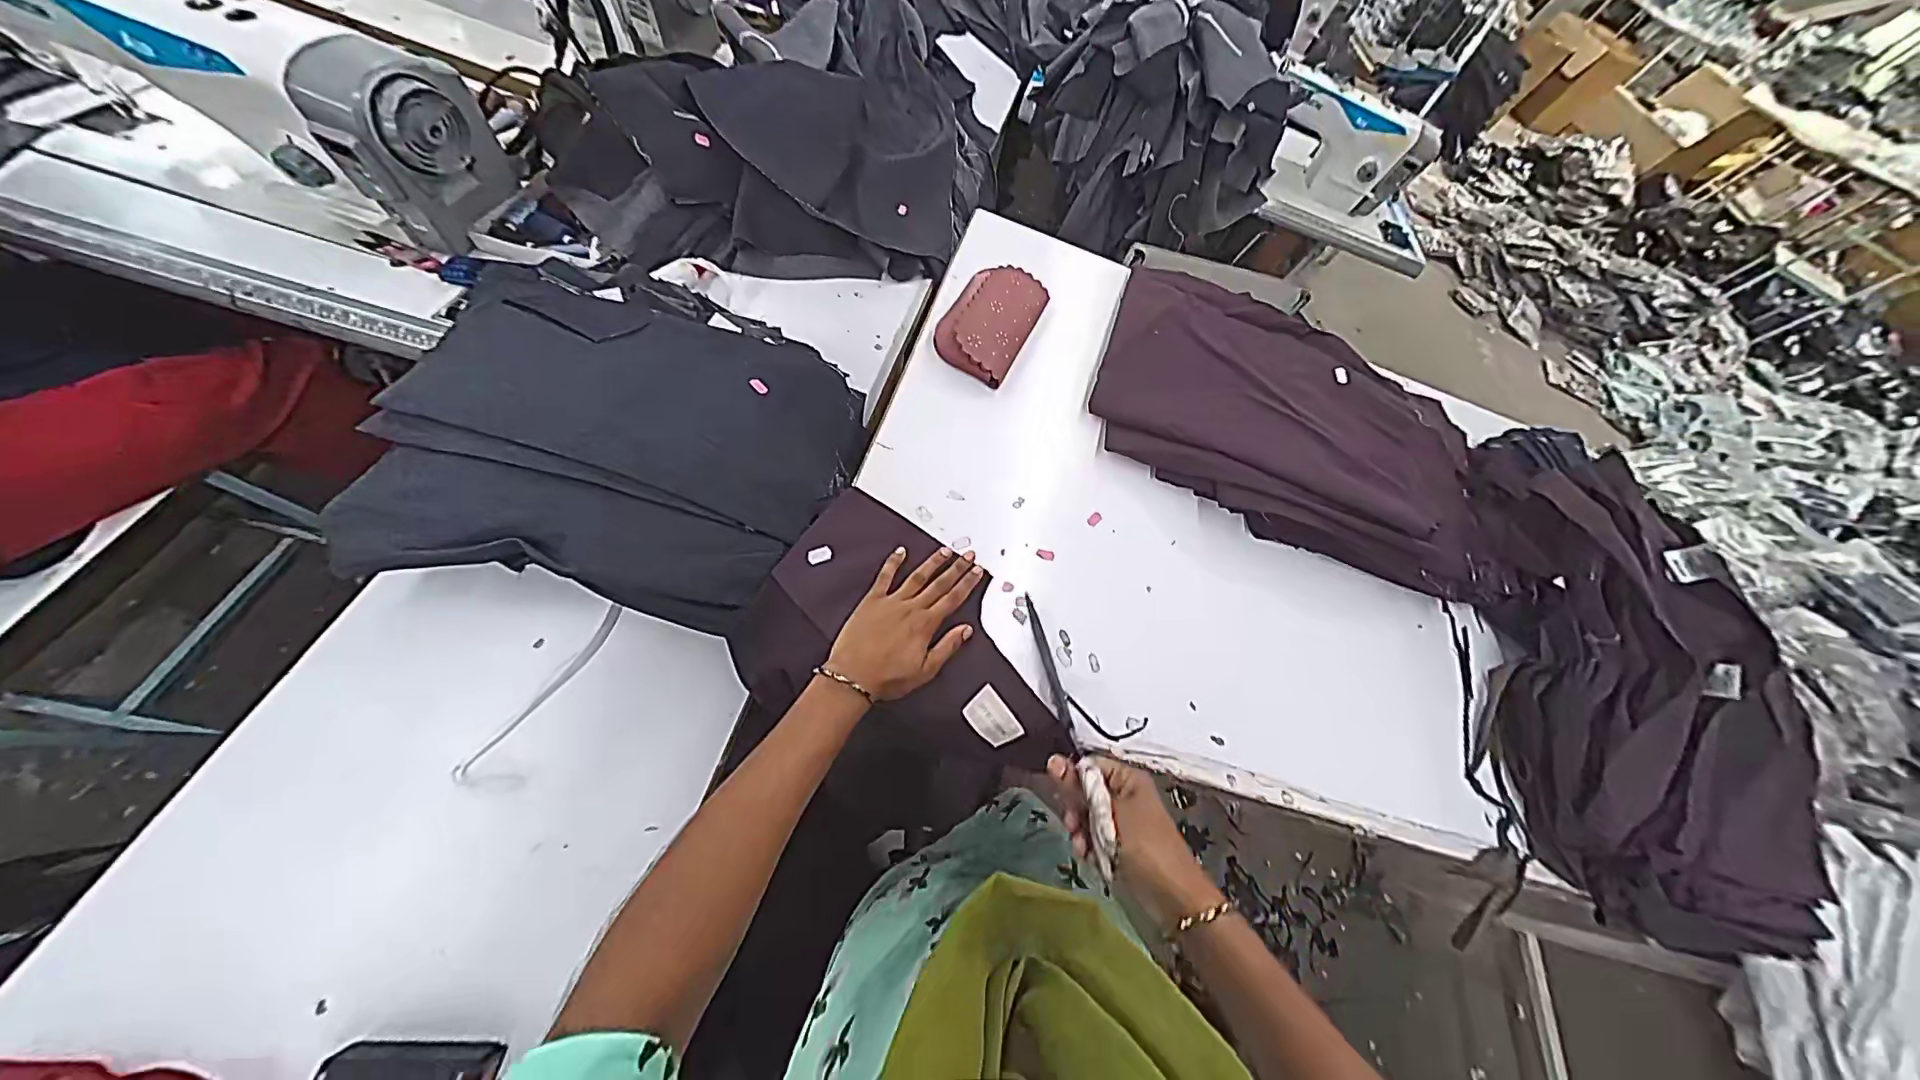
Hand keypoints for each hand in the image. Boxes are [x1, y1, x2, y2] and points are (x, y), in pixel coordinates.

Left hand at [825, 546, 982, 700]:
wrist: (852, 676)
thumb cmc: (886, 676)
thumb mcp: (925, 670)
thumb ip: (947, 647)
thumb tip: (964, 631)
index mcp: (924, 625)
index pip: (952, 599)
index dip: (967, 583)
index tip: (976, 572)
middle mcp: (910, 609)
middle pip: (939, 583)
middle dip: (956, 568)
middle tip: (967, 555)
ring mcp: (891, 602)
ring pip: (917, 576)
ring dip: (932, 562)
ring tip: (944, 550)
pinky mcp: (872, 601)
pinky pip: (885, 576)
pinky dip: (893, 562)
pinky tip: (900, 552)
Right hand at [1048, 755, 1224, 929]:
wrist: (1173, 896)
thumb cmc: (1143, 846)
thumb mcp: (1107, 813)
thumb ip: (1078, 788)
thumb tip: (1053, 760)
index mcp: (1128, 779)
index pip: (1090, 766)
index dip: (1073, 778)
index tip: (1061, 794)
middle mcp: (1125, 795)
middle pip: (1086, 791)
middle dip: (1076, 809)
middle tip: (1073, 824)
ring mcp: (1123, 822)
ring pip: (1087, 817)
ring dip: (1080, 832)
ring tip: (1082, 846)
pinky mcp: (1119, 845)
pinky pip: (1094, 838)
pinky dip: (1089, 846)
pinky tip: (1089, 857)